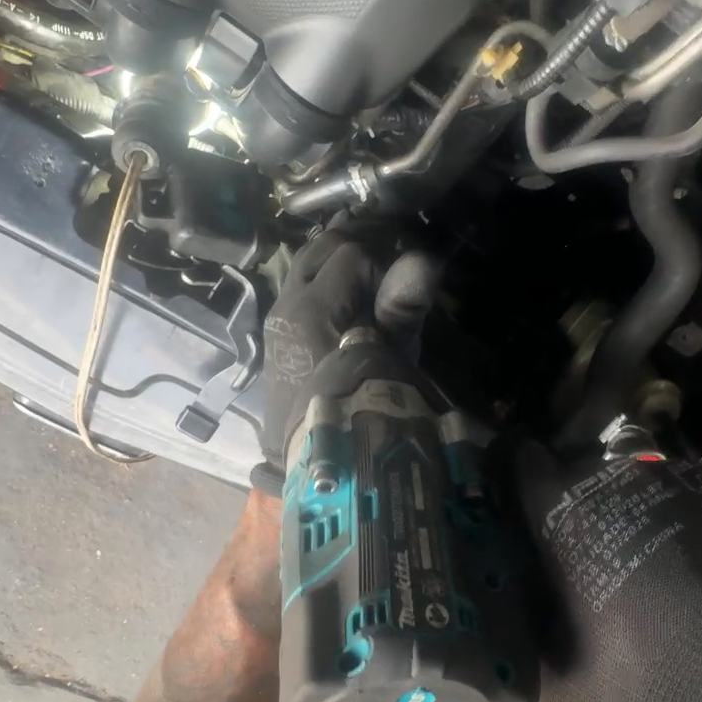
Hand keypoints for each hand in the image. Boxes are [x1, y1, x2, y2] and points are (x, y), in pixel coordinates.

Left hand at [259, 224, 440, 480]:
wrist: (320, 461)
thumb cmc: (360, 408)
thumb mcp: (391, 359)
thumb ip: (402, 307)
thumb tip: (424, 260)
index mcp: (312, 308)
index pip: (351, 255)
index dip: (382, 258)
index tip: (404, 279)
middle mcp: (286, 306)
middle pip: (318, 250)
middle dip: (354, 239)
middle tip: (390, 240)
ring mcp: (277, 321)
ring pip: (304, 267)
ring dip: (336, 256)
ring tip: (370, 253)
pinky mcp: (279, 338)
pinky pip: (299, 291)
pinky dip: (324, 279)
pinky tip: (346, 286)